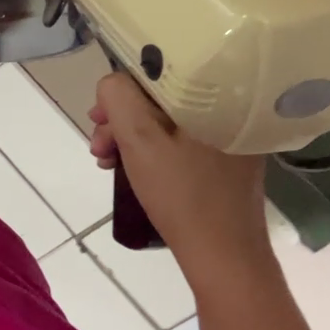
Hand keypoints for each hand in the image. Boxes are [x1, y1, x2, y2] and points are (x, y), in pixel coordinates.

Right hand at [90, 72, 271, 275]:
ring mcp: (231, 140)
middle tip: (99, 147)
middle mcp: (232, 114)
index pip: (157, 75)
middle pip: (159, 101)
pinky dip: (151, 150)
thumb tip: (111, 84)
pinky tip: (132, 169)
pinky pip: (179, 141)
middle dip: (120, 120)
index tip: (98, 119)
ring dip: (129, 137)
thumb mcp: (139, 141)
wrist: (222, 254)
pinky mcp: (227, 162)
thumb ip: (119, 99)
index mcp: (218, 101)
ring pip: (166, 122)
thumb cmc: (179, 194)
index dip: (120, 93)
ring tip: (108, 162)